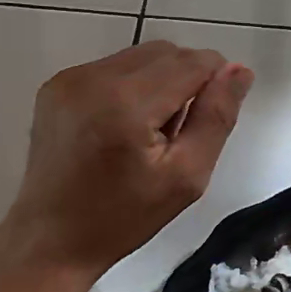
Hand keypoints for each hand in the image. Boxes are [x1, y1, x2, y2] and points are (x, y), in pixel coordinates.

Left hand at [0, 41, 252, 291]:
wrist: (51, 238)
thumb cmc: (123, 218)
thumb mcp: (186, 176)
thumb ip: (216, 117)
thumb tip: (239, 70)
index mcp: (127, 103)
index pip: (193, 62)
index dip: (214, 82)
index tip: (208, 118)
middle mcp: (94, 78)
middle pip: (166, 53)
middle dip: (185, 82)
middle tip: (174, 134)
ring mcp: (70, 78)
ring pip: (140, 56)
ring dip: (158, 82)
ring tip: (145, 131)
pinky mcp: (55, 84)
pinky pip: (111, 67)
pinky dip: (129, 86)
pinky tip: (119, 127)